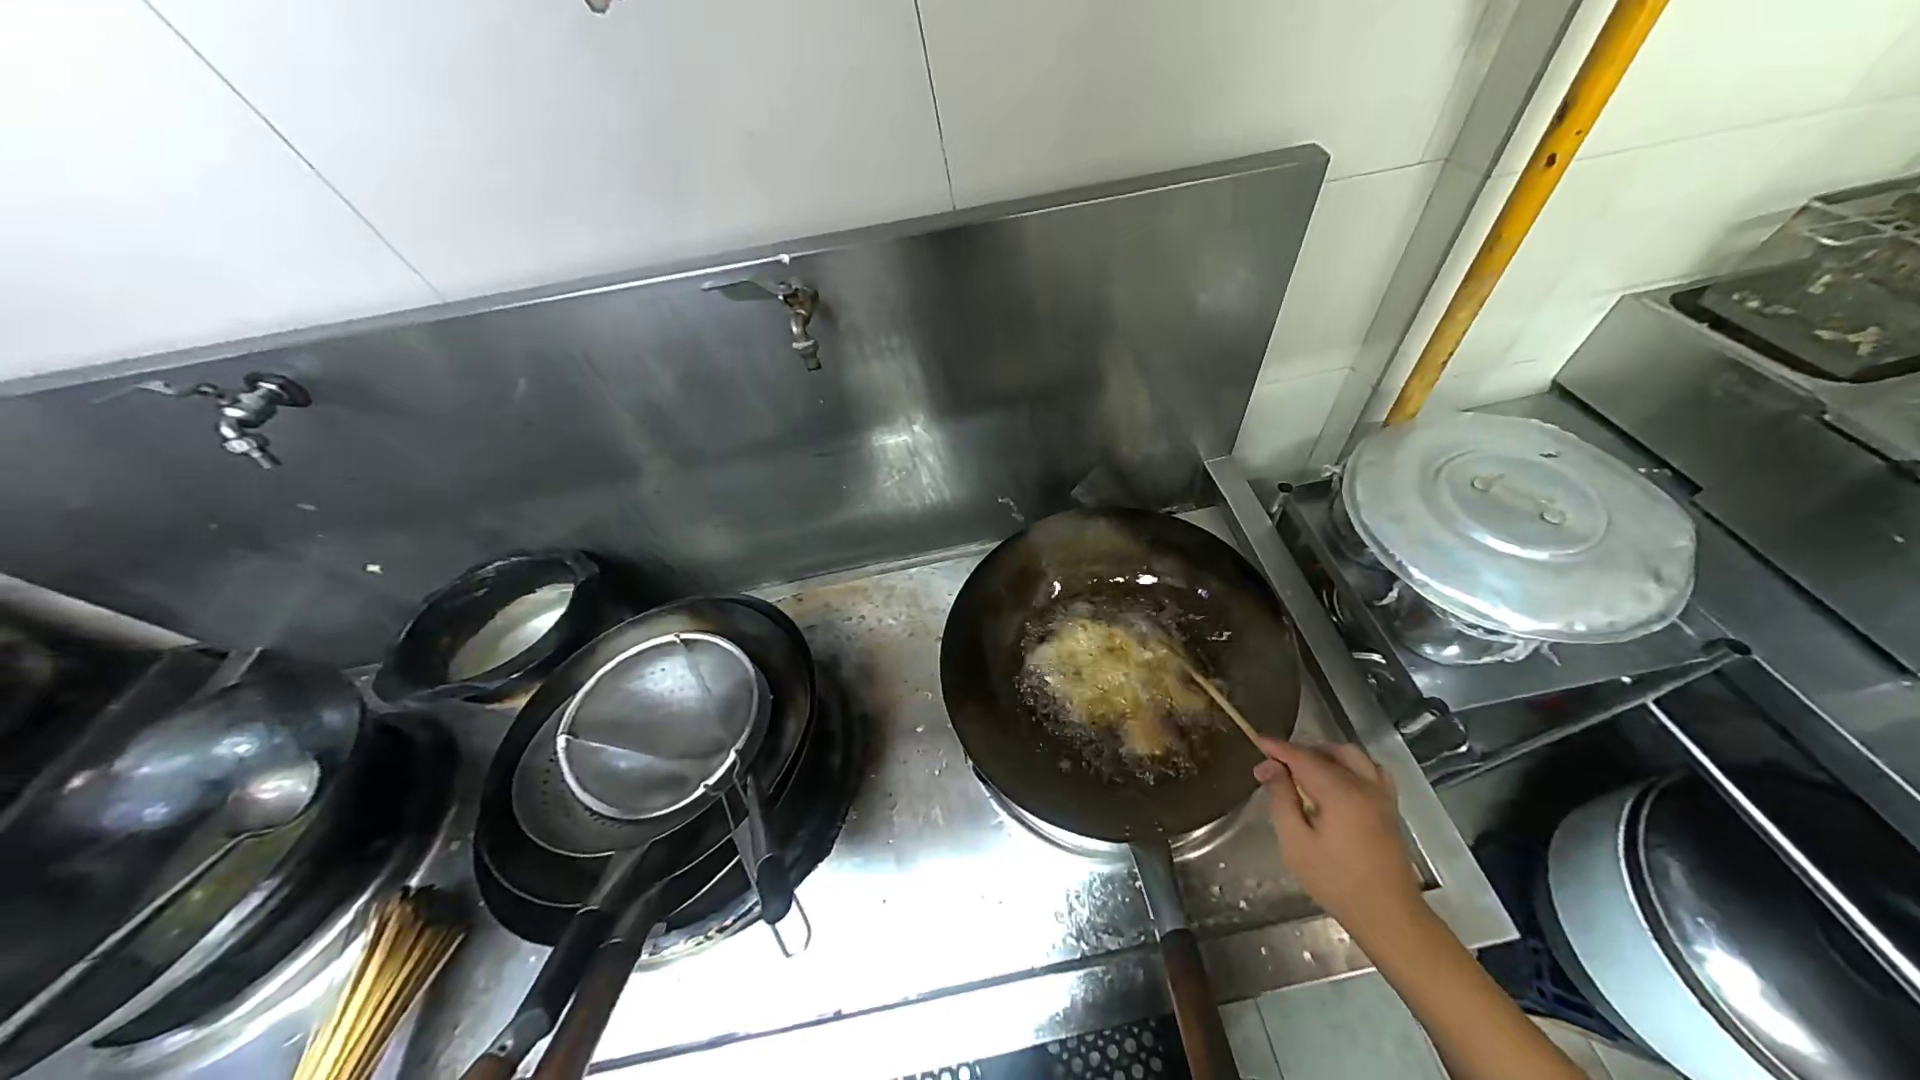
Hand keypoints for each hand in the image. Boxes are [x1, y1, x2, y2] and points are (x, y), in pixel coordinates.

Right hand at [1251, 735, 1420, 932]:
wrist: (1387, 914)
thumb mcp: (1296, 842)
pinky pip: (1371, 769)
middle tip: (1274, 765)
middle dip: (1298, 751)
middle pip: (1327, 752)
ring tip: (1302, 767)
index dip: (1277, 747)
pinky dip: (1350, 764)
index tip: (1256, 742)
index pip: (1303, 756)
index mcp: (1340, 792)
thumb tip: (1269, 766)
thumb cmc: (1335, 881)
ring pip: (1352, 756)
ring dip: (1324, 753)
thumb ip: (1281, 798)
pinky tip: (1337, 777)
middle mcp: (1364, 785)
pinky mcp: (1389, 807)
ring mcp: (1381, 795)